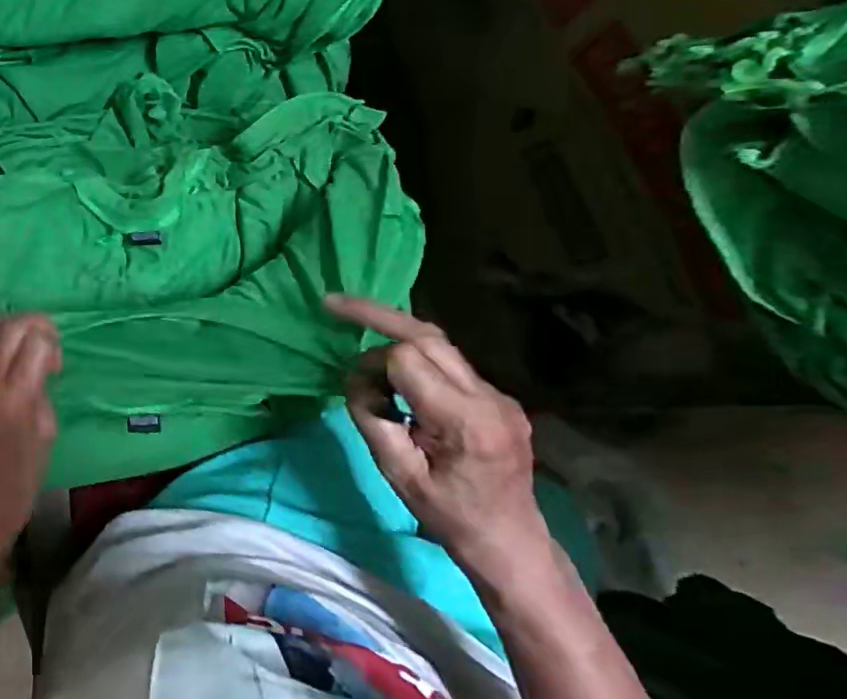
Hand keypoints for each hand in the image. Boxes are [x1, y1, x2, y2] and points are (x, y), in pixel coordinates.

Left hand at [0, 313, 62, 550]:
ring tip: (26, 337)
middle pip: (9, 327)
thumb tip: (40, 361)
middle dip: (35, 323)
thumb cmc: (25, 472)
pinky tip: (7, 350)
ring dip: (10, 323)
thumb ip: (42, 388)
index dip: (52, 343)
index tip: (56, 364)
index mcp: (17, 399)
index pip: (35, 343)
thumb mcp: (47, 428)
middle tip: (48, 339)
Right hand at [329, 295, 544, 562]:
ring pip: (439, 342)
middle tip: (335, 303)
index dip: (372, 367)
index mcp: (465, 420)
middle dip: (378, 314)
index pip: (407, 359)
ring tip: (359, 321)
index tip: (360, 393)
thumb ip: (372, 415)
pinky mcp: (498, 396)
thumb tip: (358, 376)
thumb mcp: (397, 472)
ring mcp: (499, 394)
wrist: (511, 544)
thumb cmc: (449, 516)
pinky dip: (416, 355)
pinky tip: (396, 369)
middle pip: (427, 335)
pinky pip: (450, 362)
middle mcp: (488, 397)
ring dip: (397, 333)